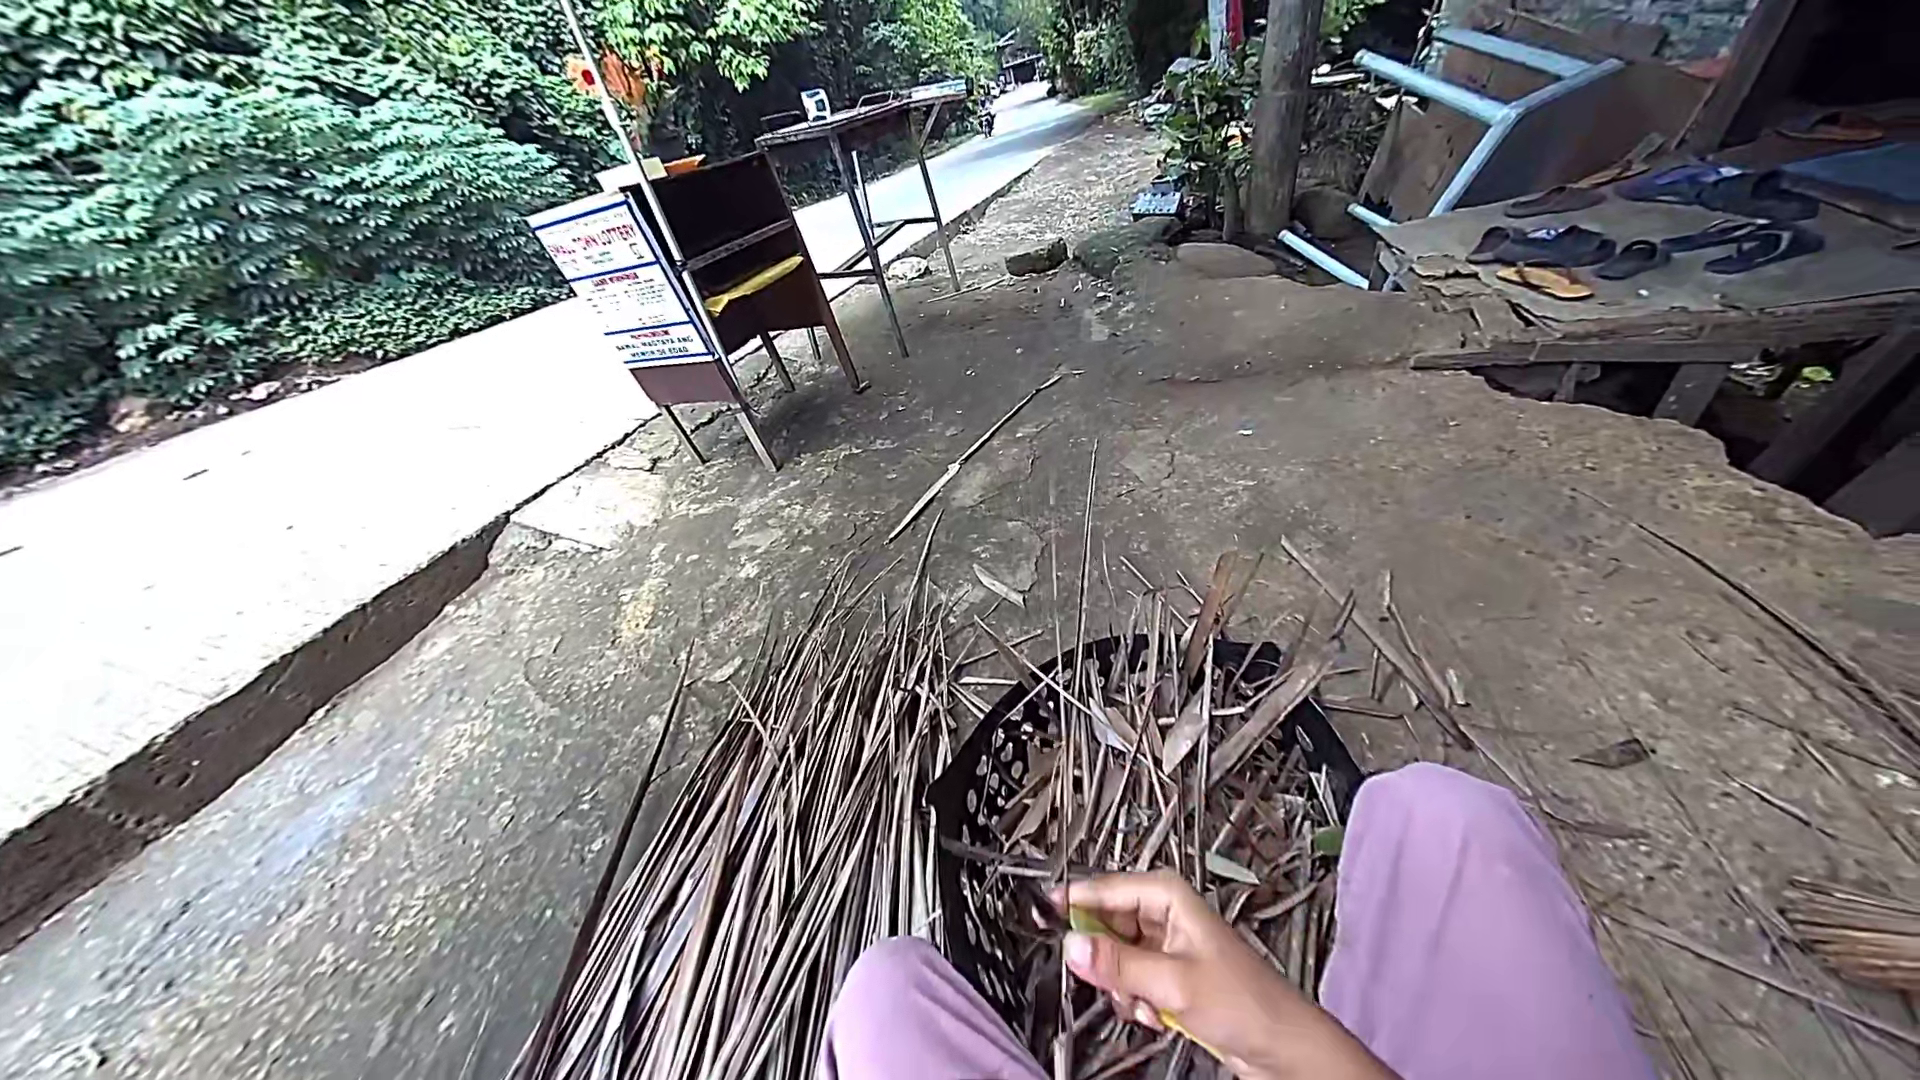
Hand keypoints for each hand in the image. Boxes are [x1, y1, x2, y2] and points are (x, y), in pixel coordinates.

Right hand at [1054, 871, 1398, 1079]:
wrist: (1285, 1050)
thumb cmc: (1241, 1001)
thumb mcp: (1173, 982)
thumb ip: (1117, 964)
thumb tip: (1070, 946)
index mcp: (1164, 894)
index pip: (1103, 890)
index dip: (1070, 901)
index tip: (1039, 912)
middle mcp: (1160, 911)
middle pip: (1106, 924)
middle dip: (1106, 960)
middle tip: (1114, 985)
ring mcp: (1163, 943)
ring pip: (1114, 955)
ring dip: (1122, 986)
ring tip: (1147, 1006)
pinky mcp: (1167, 972)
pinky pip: (1129, 977)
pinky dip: (1135, 998)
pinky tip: (1157, 1014)